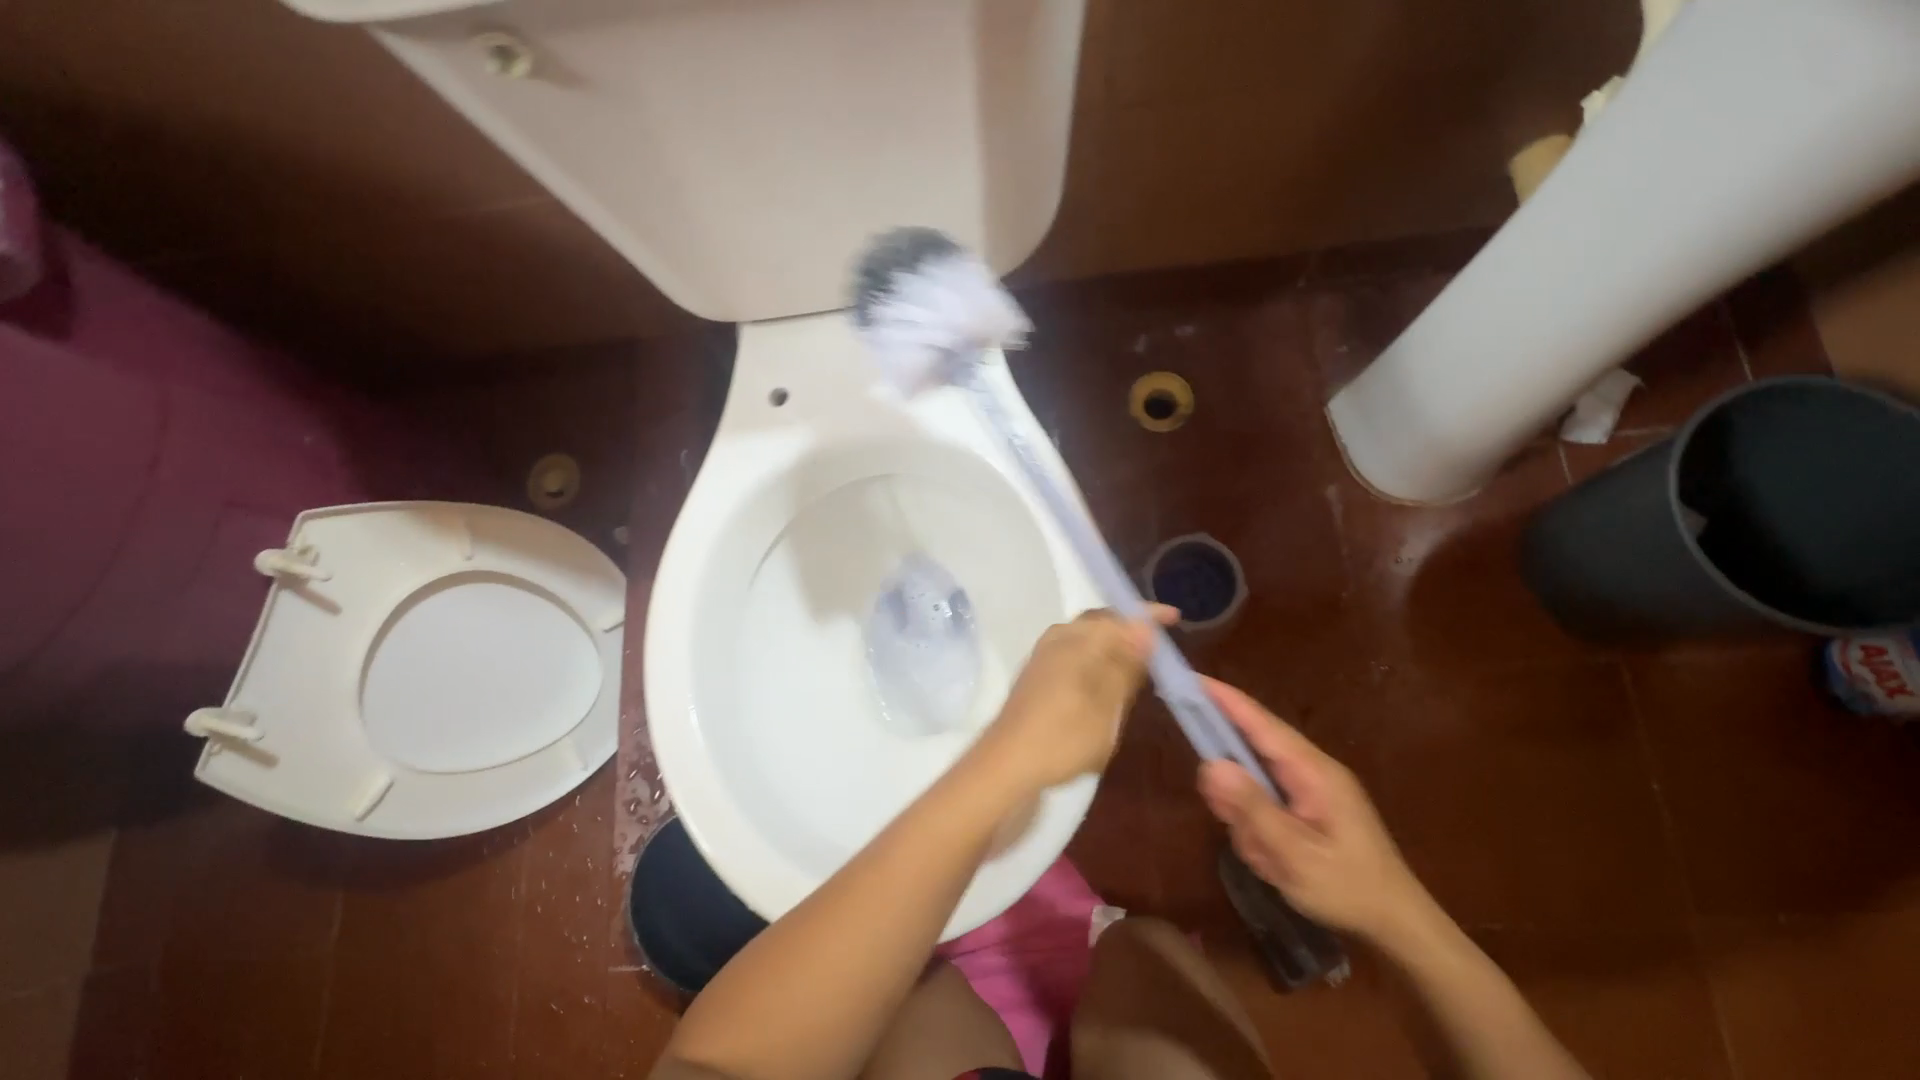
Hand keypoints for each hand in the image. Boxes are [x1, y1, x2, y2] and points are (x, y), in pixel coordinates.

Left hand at [973, 605, 1176, 792]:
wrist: (1006, 764)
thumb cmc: (1063, 736)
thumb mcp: (1106, 705)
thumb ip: (1125, 664)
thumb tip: (1144, 626)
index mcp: (1078, 640)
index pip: (1121, 617)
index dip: (1148, 616)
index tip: (1174, 617)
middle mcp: (1058, 639)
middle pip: (1100, 622)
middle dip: (1128, 628)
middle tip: (1157, 644)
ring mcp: (1043, 657)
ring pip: (1085, 638)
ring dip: (1111, 644)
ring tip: (1136, 662)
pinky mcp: (1036, 676)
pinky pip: (1074, 653)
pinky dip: (1095, 659)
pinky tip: (1104, 680)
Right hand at [1196, 678, 1432, 943]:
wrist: (1397, 924)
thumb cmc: (1349, 887)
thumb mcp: (1294, 854)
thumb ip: (1251, 808)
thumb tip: (1209, 763)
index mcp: (1313, 771)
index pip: (1259, 723)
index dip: (1223, 700)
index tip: (1189, 679)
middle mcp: (1311, 770)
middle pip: (1251, 755)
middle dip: (1235, 795)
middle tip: (1246, 834)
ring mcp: (1310, 788)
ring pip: (1254, 786)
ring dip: (1249, 823)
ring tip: (1271, 861)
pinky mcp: (1308, 807)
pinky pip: (1266, 806)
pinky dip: (1259, 833)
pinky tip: (1276, 863)